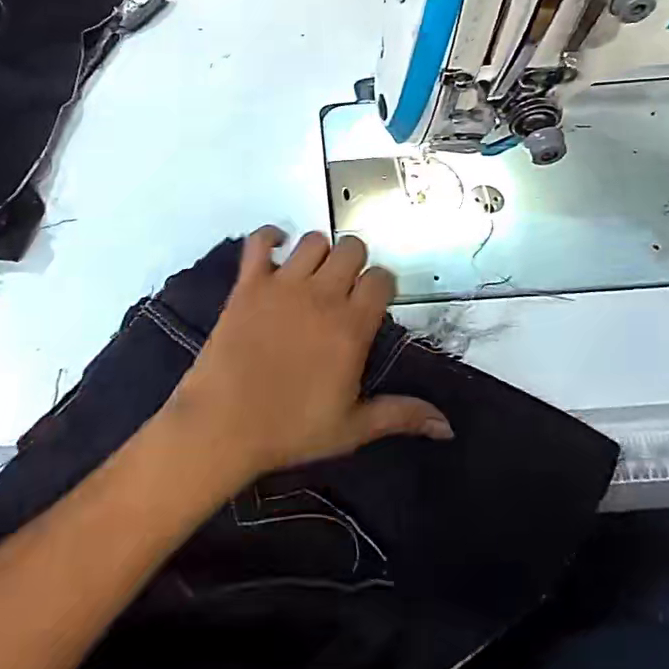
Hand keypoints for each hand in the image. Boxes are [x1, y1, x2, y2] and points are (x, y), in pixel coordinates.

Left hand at [160, 227, 450, 482]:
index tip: (373, 303)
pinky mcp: (248, 284)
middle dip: (355, 263)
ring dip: (319, 253)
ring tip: (313, 276)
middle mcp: (322, 295)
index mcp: (352, 326)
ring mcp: (283, 285)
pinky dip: (270, 238)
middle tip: (344, 289)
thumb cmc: (291, 429)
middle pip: (352, 249)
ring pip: (314, 240)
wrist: (222, 426)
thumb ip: (401, 415)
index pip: (382, 279)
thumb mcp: (352, 427)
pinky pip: (260, 241)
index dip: (382, 286)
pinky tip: (276, 250)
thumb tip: (447, 426)